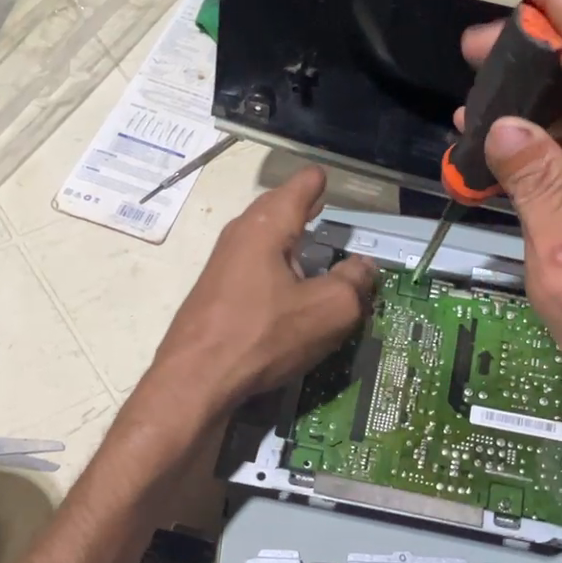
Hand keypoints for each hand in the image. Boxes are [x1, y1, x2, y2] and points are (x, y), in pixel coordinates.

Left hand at [145, 166, 375, 415]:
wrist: (196, 380)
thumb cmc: (264, 335)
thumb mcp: (328, 310)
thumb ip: (354, 282)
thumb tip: (364, 266)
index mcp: (267, 225)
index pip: (301, 185)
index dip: (322, 183)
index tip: (333, 184)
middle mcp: (241, 234)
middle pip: (278, 209)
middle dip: (305, 209)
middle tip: (328, 212)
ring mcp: (223, 265)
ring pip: (265, 241)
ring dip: (291, 243)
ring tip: (316, 252)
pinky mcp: (217, 295)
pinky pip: (255, 269)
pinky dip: (277, 270)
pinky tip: (289, 292)